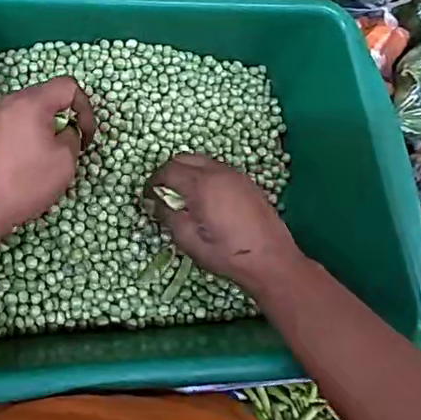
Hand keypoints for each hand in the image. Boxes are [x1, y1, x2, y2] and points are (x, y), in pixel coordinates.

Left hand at [0, 76, 94, 235]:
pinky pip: (16, 125)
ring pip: (31, 112)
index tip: (85, 137)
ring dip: (47, 128)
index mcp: (31, 102)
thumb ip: (73, 138)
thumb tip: (66, 131)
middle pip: (48, 96)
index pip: (68, 86)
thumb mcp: (64, 162)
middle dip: (66, 117)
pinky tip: (28, 164)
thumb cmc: (24, 182)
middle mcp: (10, 102)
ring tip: (50, 157)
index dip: (85, 108)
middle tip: (71, 146)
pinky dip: (29, 137)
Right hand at [145, 154, 305, 288]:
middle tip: (163, 194)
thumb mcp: (188, 240)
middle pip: (184, 159)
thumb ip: (168, 215)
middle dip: (169, 172)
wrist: (271, 260)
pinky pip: (218, 170)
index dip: (153, 182)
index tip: (148, 196)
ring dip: (188, 172)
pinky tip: (207, 200)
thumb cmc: (226, 254)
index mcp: (201, 184)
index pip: (168, 170)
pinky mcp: (247, 183)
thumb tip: (157, 202)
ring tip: (184, 197)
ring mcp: (235, 175)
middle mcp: (218, 172)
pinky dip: (205, 176)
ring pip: (202, 162)